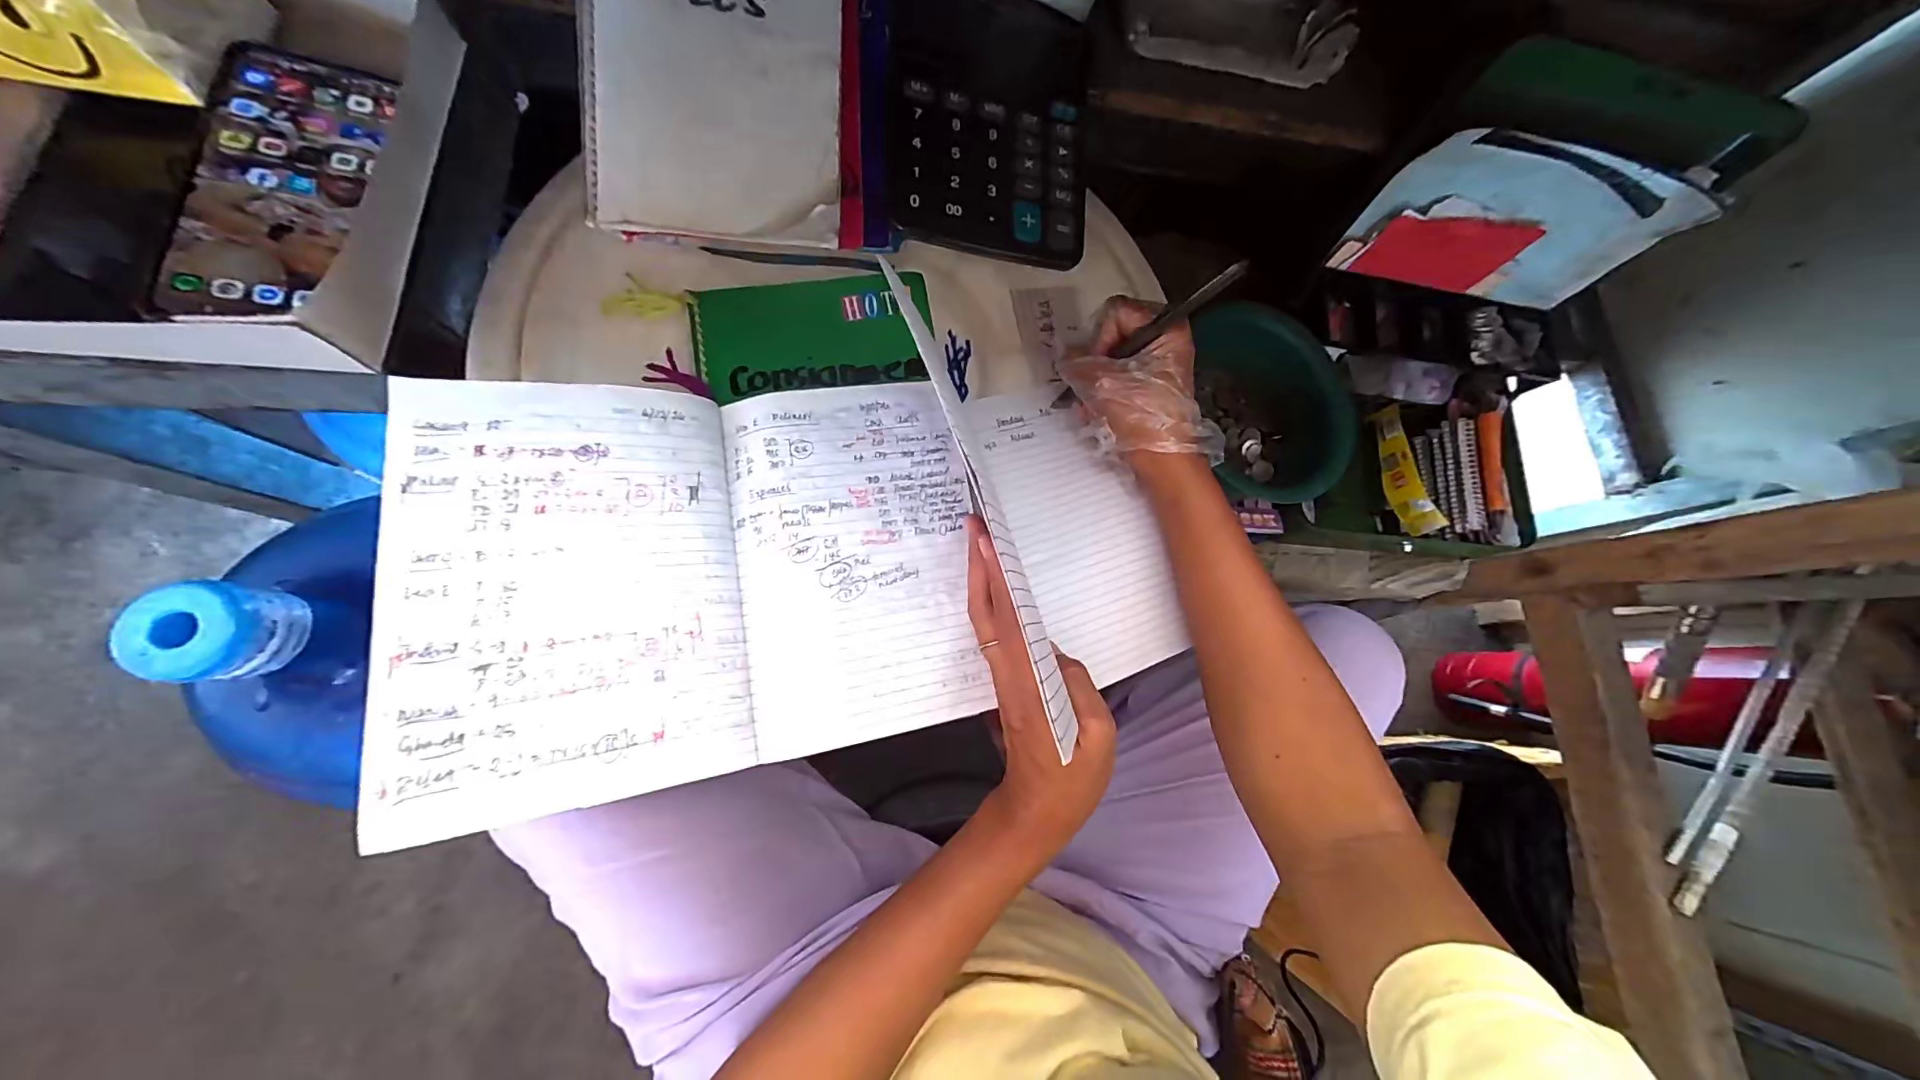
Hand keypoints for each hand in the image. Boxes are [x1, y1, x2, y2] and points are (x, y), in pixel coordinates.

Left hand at [964, 516, 1114, 862]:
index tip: (985, 542)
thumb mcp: (1098, 738)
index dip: (996, 580)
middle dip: (977, 566)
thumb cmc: (1071, 780)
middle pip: (985, 613)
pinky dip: (990, 605)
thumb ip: (1080, 688)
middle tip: (974, 525)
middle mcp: (1007, 676)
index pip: (1008, 622)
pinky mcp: (1004, 684)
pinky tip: (995, 588)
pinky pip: (994, 637)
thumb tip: (1059, 652)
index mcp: (1028, 686)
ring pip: (984, 622)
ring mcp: (1001, 679)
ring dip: (980, 581)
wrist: (1033, 812)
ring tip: (981, 544)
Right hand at [1056, 296, 1219, 462]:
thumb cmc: (1143, 418)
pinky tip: (1097, 413)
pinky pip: (1117, 380)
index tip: (1097, 363)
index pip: (1117, 312)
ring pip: (1111, 361)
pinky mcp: (1149, 389)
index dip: (1100, 337)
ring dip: (1095, 383)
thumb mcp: (1101, 382)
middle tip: (1089, 385)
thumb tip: (1066, 356)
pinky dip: (1103, 395)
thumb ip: (1077, 362)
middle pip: (1113, 336)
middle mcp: (1165, 343)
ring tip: (1091, 405)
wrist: (1162, 461)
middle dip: (1095, 364)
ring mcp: (1157, 367)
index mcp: (1165, 330)